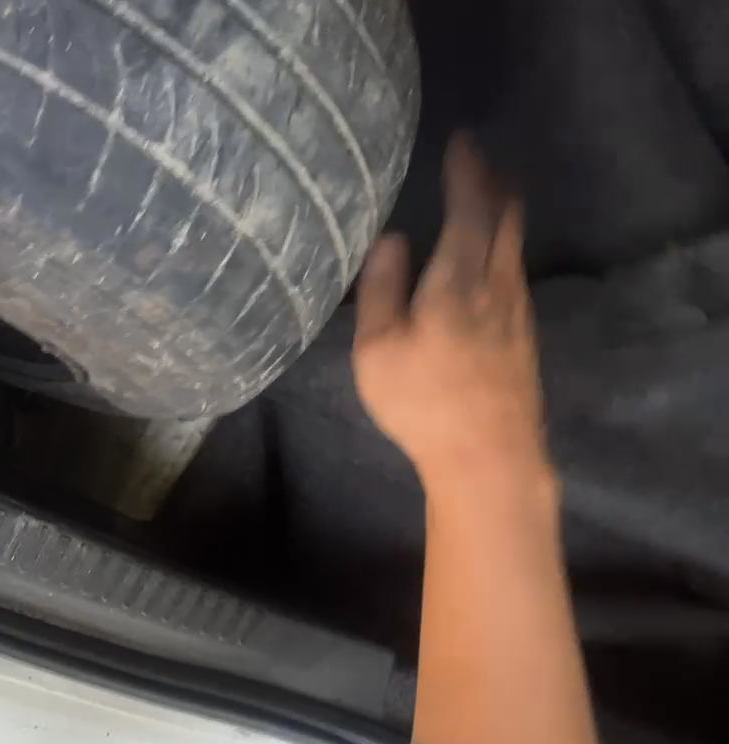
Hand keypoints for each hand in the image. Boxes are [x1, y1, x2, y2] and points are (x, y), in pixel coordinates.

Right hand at [353, 137, 548, 491]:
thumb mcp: (378, 347)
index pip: (470, 210)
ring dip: (499, 213)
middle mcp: (496, 282)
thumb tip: (389, 239)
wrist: (485, 446)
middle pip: (505, 218)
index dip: (466, 173)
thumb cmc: (418, 396)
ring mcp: (515, 306)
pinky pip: (511, 267)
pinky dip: (498, 244)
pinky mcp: (519, 328)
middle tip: (473, 163)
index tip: (460, 142)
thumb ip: (382, 290)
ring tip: (479, 199)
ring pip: (513, 242)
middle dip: (492, 185)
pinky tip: (482, 257)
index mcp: (457, 280)